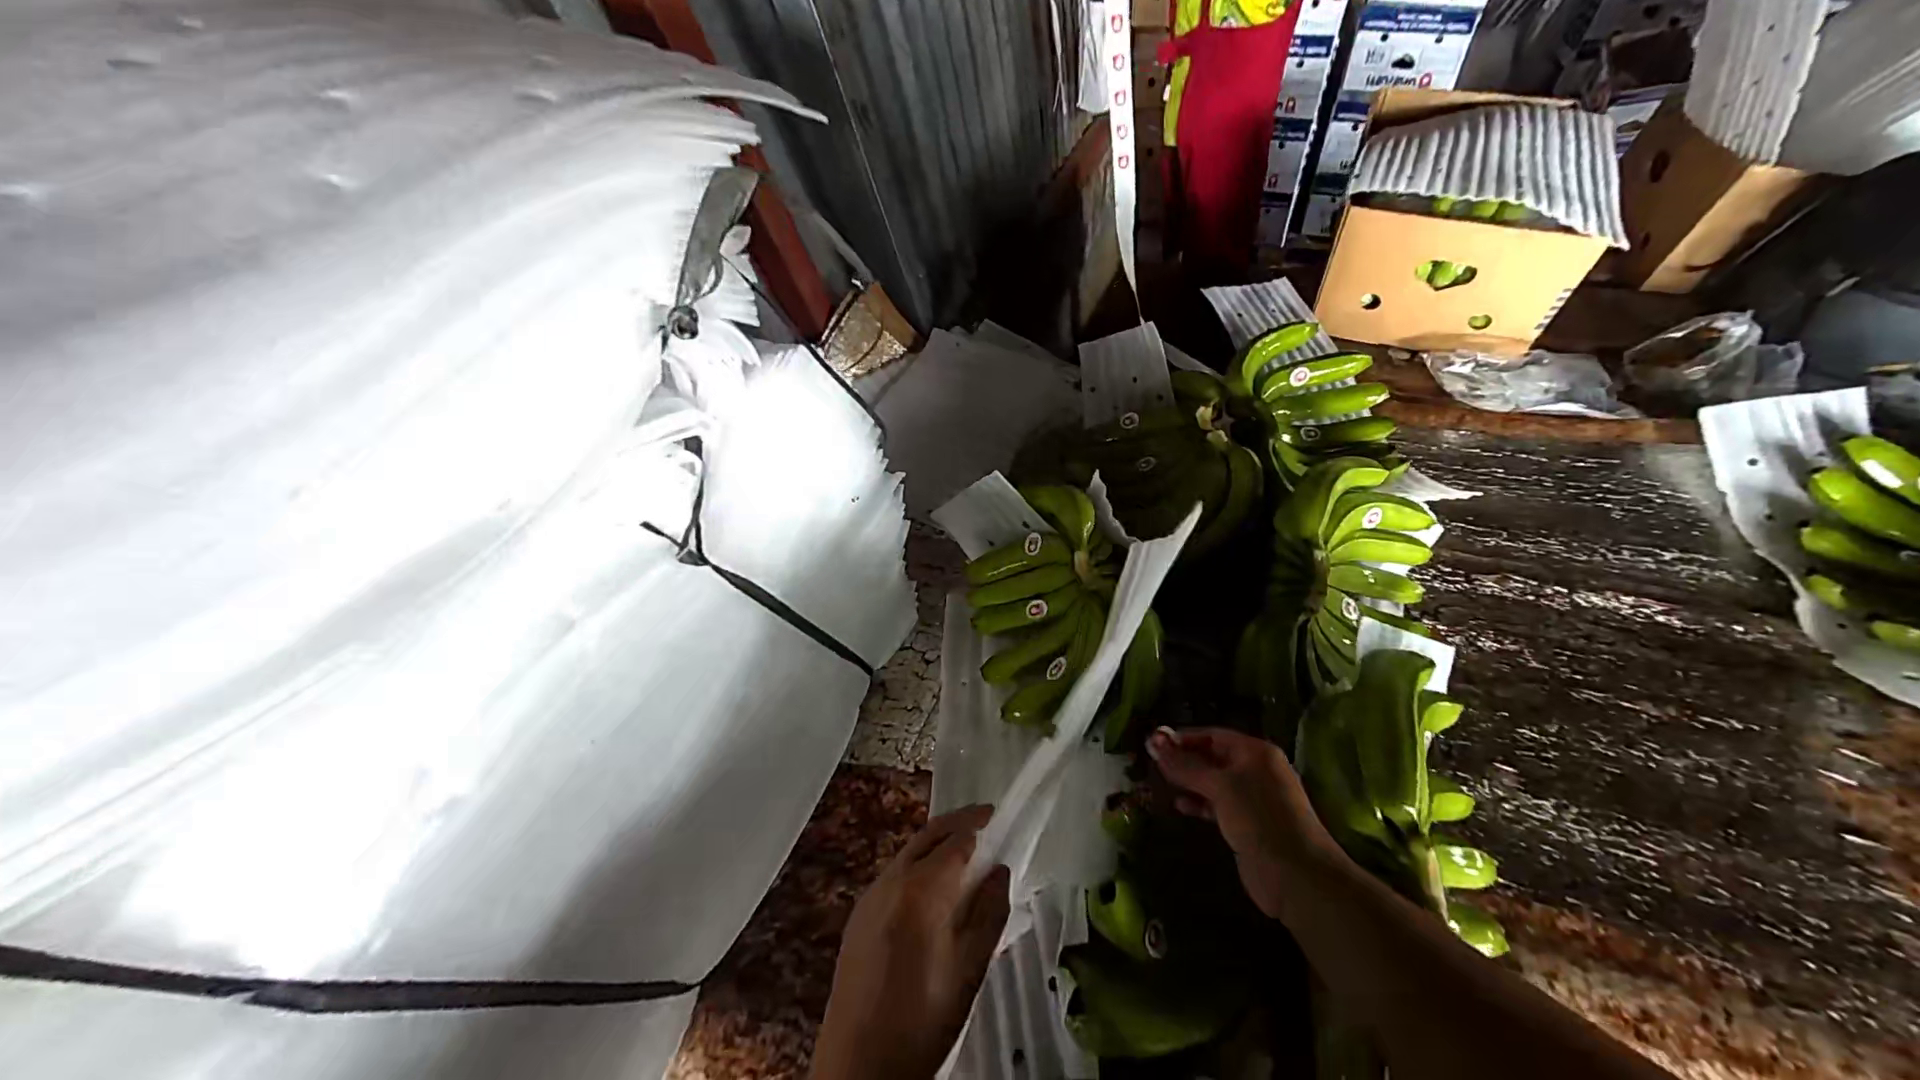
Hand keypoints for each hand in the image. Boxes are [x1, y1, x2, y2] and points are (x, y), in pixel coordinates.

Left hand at [810, 805, 1012, 1079]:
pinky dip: (917, 865)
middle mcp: (890, 882)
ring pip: (907, 852)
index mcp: (921, 890)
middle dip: (956, 822)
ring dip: (935, 842)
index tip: (997, 816)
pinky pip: (894, 874)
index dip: (978, 825)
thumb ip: (989, 913)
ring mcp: (869, 897)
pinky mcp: (857, 915)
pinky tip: (932, 886)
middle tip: (983, 818)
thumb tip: (999, 872)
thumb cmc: (923, 1020)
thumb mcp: (970, 969)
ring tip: (964, 851)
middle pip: (926, 835)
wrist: (858, 1065)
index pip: (955, 841)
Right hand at [1147, 726, 1342, 919]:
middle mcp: (1255, 770)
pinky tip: (1179, 805)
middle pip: (1213, 757)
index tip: (1152, 744)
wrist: (1296, 874)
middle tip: (1150, 763)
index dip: (1183, 738)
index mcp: (1256, 752)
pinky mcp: (1247, 823)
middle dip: (1183, 759)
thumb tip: (1152, 741)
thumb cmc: (1259, 818)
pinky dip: (1198, 803)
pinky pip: (1217, 805)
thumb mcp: (1219, 786)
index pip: (1213, 735)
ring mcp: (1252, 798)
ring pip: (1213, 782)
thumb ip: (1185, 765)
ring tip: (1158, 783)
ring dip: (1188, 782)